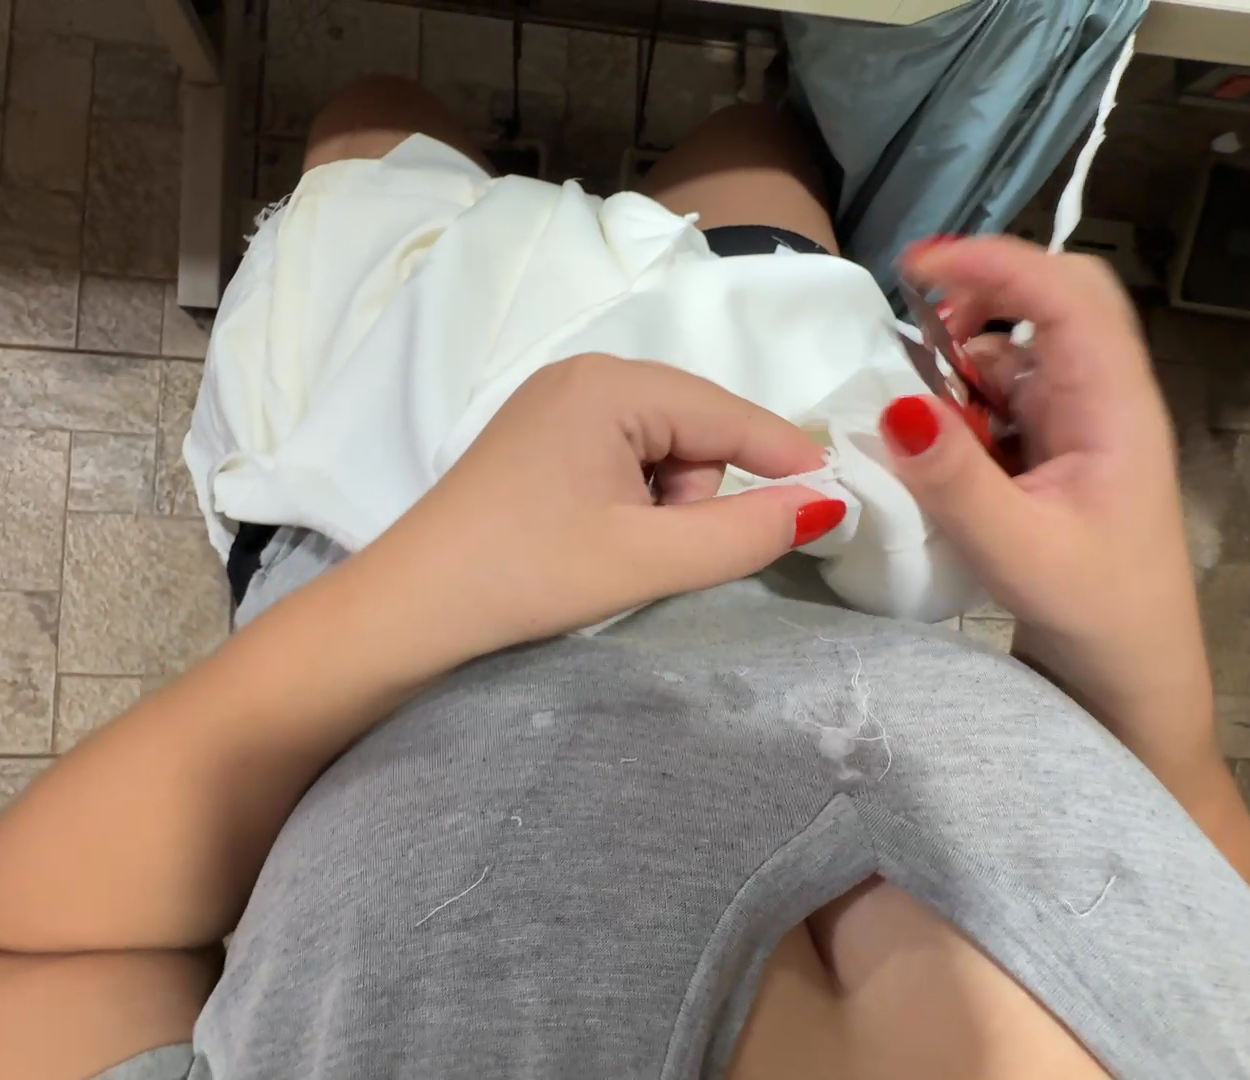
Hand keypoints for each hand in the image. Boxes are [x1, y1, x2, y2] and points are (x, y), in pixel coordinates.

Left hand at [354, 353, 846, 668]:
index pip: (729, 413)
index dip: (786, 454)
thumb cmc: (529, 575)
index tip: (837, 492)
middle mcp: (584, 375)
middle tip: (650, 547)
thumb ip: (745, 532)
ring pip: (659, 448)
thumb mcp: (647, 558)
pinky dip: (629, 499)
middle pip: (694, 428)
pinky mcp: (541, 437)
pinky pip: (620, 456)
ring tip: (613, 547)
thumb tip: (824, 503)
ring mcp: (556, 403)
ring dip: (660, 501)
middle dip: (693, 493)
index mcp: (612, 384)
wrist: (412, 607)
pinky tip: (590, 534)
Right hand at [882, 236, 1209, 753]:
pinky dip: (957, 410)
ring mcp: (1074, 428)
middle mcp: (1099, 402)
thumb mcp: (1013, 548)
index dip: (995, 263)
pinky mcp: (1049, 455)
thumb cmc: (1094, 613)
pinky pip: (998, 406)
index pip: (1068, 296)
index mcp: (1114, 408)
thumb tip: (894, 403)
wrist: (1126, 675)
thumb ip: (953, 478)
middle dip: (975, 303)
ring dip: (957, 370)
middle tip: (911, 331)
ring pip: (1012, 359)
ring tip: (916, 421)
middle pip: (1045, 309)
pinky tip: (934, 450)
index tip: (915, 264)